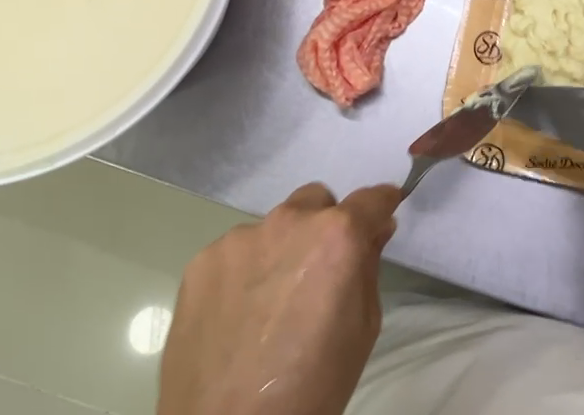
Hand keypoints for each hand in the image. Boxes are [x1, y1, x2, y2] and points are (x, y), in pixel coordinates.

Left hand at [157, 182, 398, 414]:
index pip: (371, 199)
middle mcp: (288, 223)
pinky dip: (244, 272)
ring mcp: (239, 239)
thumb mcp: (363, 328)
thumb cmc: (314, 383)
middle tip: (319, 274)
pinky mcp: (201, 262)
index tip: (382, 217)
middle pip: (315, 202)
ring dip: (281, 250)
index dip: (380, 206)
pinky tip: (239, 316)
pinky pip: (235, 253)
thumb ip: (368, 267)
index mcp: (336, 236)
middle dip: (324, 226)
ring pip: (272, 228)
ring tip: (270, 305)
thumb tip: (372, 232)